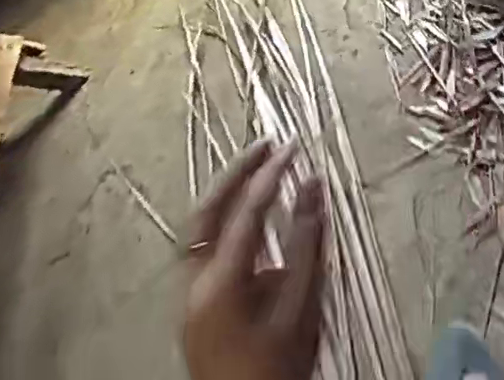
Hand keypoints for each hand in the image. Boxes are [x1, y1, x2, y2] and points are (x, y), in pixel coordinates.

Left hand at [183, 141, 327, 379]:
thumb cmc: (278, 366)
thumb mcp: (301, 304)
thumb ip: (307, 241)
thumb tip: (314, 184)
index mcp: (219, 284)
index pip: (246, 212)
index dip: (271, 175)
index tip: (293, 146)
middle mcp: (194, 285)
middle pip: (205, 213)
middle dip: (235, 173)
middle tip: (266, 145)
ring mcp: (188, 297)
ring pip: (199, 229)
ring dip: (228, 194)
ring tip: (258, 167)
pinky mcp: (196, 305)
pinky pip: (205, 246)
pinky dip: (227, 220)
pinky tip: (251, 214)